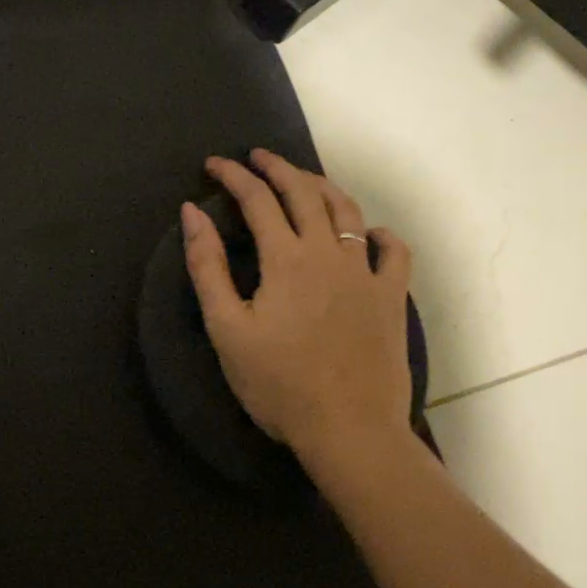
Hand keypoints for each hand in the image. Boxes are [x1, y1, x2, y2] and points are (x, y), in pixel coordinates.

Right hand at [182, 149, 413, 463]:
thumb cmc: (280, 385)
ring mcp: (366, 273)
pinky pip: (394, 252)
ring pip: (347, 211)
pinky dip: (380, 234)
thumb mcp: (228, 329)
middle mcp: (329, 252)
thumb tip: (192, 212)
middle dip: (277, 167)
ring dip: (322, 187)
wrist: (349, 430)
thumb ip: (208, 267)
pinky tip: (368, 233)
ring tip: (304, 181)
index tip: (214, 164)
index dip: (233, 176)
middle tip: (257, 157)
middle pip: (304, 192)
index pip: (257, 199)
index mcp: (287, 258)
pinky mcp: (392, 297)